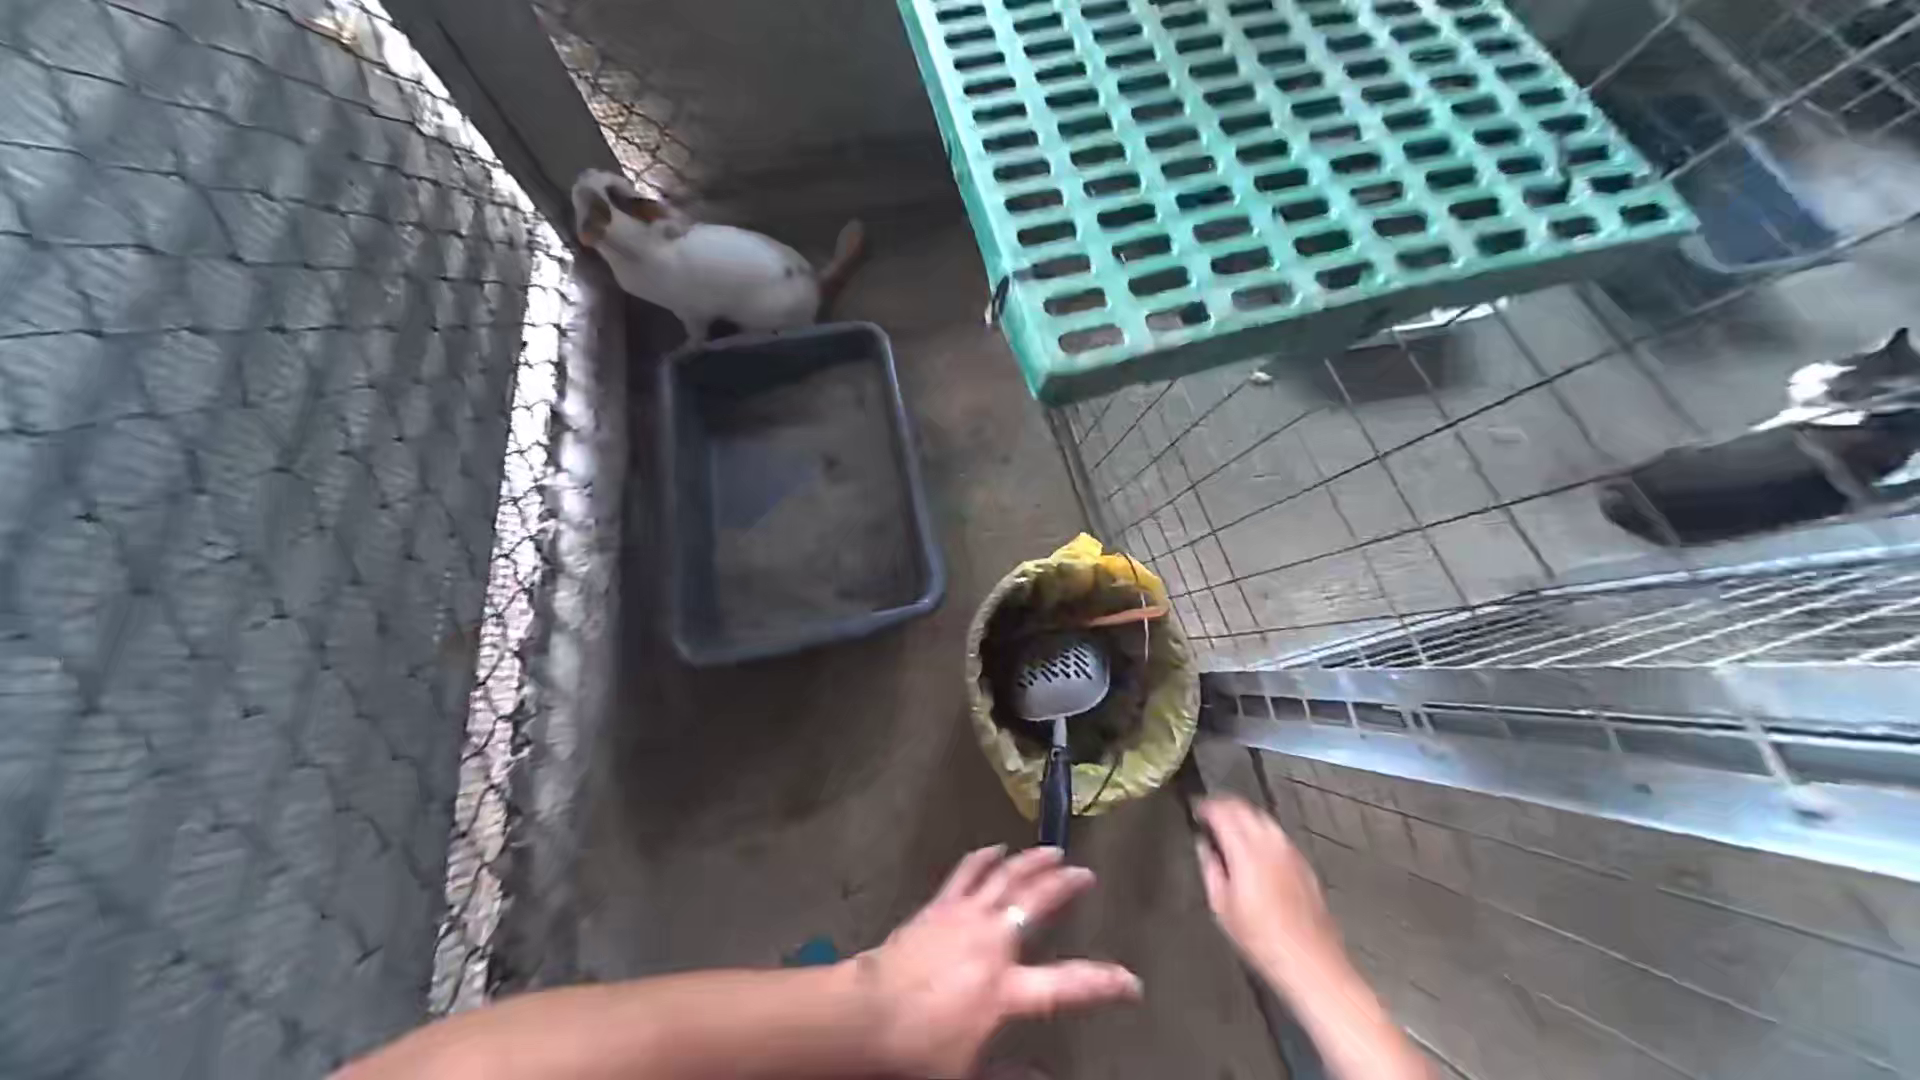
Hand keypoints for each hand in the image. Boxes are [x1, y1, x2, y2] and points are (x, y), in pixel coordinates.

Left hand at [856, 845, 1141, 1077]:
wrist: (869, 1014)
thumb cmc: (920, 1049)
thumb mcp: (971, 1072)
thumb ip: (1012, 1073)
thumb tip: (1046, 1079)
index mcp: (1006, 990)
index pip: (1068, 985)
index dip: (1104, 982)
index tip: (1131, 981)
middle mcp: (993, 942)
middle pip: (1036, 904)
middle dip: (1065, 886)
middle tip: (1086, 873)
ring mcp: (965, 916)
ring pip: (1006, 877)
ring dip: (1032, 862)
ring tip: (1052, 850)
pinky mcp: (941, 905)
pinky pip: (967, 873)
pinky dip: (984, 858)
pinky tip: (996, 847)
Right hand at [1193, 796, 1343, 992]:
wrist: (1310, 963)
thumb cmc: (1260, 939)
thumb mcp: (1221, 906)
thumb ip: (1210, 868)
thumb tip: (1204, 846)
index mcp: (1245, 850)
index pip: (1222, 812)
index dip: (1206, 806)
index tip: (1196, 811)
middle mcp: (1269, 843)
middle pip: (1244, 808)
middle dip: (1224, 805)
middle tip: (1210, 814)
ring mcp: (1290, 852)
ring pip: (1263, 817)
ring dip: (1244, 815)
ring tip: (1230, 826)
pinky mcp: (1304, 863)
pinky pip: (1278, 834)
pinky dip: (1262, 830)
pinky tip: (1256, 846)